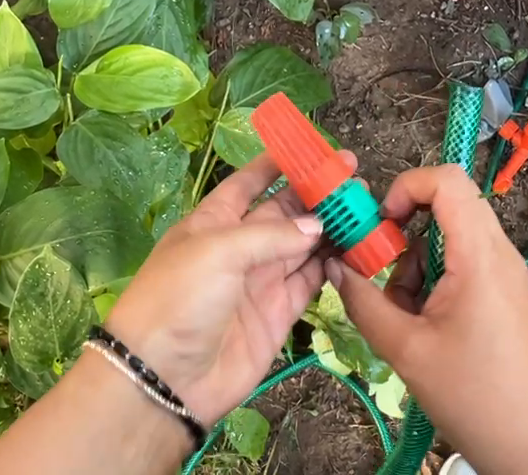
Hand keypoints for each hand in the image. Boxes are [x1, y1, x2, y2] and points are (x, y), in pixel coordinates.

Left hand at [103, 153, 327, 424]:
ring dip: (329, 227)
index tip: (309, 148)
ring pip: (302, 245)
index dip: (276, 164)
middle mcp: (240, 245)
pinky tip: (353, 250)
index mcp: (215, 220)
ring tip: (363, 208)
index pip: (248, 182)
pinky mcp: (277, 314)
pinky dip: (330, 266)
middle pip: (283, 211)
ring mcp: (260, 280)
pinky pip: (309, 282)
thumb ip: (272, 235)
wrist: (165, 378)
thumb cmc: (181, 296)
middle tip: (353, 177)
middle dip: (315, 194)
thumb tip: (316, 224)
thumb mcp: (219, 250)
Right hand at [329, 166, 527, 474]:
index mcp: (479, 255)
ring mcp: (506, 271)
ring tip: (404, 303)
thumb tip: (334, 267)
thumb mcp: (406, 351)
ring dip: (419, 253)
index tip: (382, 221)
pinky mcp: (506, 291)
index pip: (447, 180)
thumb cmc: (474, 398)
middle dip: (408, 219)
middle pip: (450, 199)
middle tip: (383, 257)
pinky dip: (437, 272)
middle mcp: (499, 252)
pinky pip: (465, 256)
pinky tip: (424, 318)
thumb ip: (364, 302)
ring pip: (454, 229)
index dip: (407, 185)